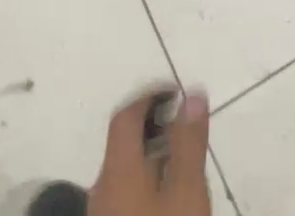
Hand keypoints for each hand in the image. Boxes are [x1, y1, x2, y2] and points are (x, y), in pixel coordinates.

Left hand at [89, 89, 210, 215]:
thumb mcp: (186, 188)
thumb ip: (188, 142)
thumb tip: (192, 94)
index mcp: (118, 168)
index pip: (125, 115)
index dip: (151, 95)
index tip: (179, 90)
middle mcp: (102, 184)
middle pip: (124, 139)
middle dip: (154, 121)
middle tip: (185, 119)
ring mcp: (103, 207)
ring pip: (126, 163)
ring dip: (153, 147)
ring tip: (183, 151)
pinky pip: (126, 184)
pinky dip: (148, 170)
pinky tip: (168, 185)